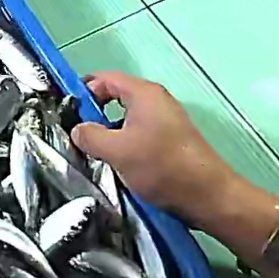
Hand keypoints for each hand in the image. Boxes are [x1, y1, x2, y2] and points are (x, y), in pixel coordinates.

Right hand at [70, 71, 245, 230]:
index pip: (103, 79)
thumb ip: (89, 135)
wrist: (211, 198)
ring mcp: (166, 119)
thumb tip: (77, 130)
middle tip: (78, 134)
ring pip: (124, 117)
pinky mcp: (171, 139)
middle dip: (93, 113)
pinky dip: (124, 141)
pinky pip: (138, 131)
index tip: (67, 113)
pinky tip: (118, 162)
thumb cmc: (162, 167)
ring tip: (95, 151)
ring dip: (108, 131)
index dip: (82, 92)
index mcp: (143, 93)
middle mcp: (155, 100)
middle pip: (113, 96)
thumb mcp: (116, 151)